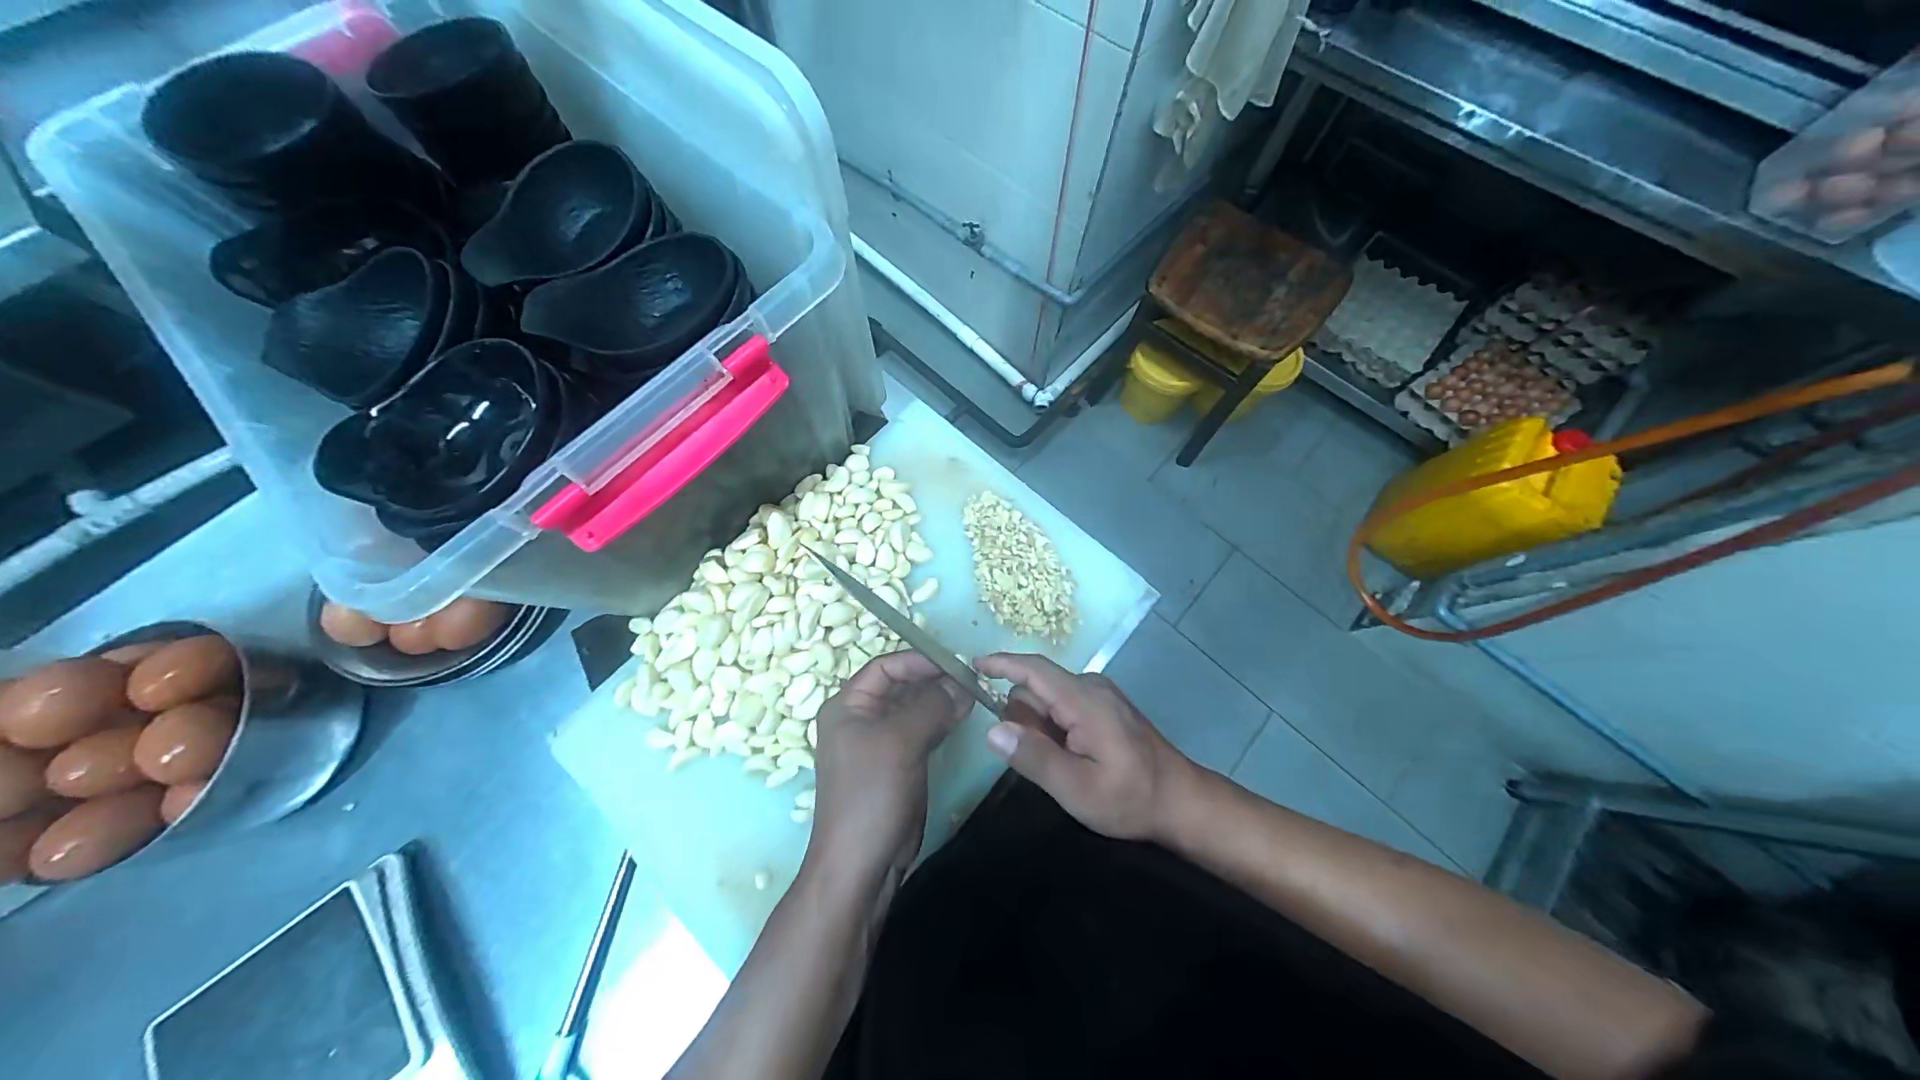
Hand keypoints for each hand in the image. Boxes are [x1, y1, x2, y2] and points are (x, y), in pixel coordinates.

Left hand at [806, 651, 972, 881]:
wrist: (861, 864)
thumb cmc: (871, 794)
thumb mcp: (900, 741)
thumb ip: (931, 706)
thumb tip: (961, 683)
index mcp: (847, 705)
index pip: (885, 666)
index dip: (918, 661)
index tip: (956, 663)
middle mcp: (861, 719)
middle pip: (901, 686)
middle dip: (934, 680)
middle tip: (972, 680)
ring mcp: (880, 744)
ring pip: (914, 709)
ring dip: (941, 700)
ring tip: (974, 695)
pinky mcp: (898, 765)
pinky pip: (921, 732)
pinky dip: (941, 722)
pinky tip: (963, 717)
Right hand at [976, 653, 1193, 842]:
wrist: (1182, 803)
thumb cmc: (1131, 799)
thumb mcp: (1078, 789)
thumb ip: (1034, 757)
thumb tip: (992, 730)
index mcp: (1084, 700)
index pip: (1034, 670)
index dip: (1001, 665)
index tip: (972, 666)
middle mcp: (1091, 687)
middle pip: (1035, 689)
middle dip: (1025, 722)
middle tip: (1047, 764)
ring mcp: (1100, 696)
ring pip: (1048, 700)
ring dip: (1042, 730)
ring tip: (1065, 766)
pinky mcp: (1105, 708)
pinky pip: (1064, 707)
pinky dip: (1056, 729)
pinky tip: (1073, 759)